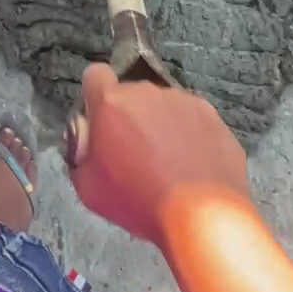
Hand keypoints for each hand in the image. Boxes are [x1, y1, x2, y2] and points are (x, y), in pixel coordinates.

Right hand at [67, 63, 252, 241]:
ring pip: (162, 105)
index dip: (95, 95)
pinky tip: (192, 164)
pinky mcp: (211, 115)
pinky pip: (191, 118)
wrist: (202, 217)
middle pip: (130, 94)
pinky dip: (189, 134)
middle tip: (135, 152)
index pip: (95, 75)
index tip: (101, 119)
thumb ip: (81, 154)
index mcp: (111, 102)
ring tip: (169, 162)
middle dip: (129, 116)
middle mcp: (146, 92)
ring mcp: (183, 100)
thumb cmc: (137, 201)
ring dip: (159, 124)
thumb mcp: (88, 187)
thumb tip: (88, 142)